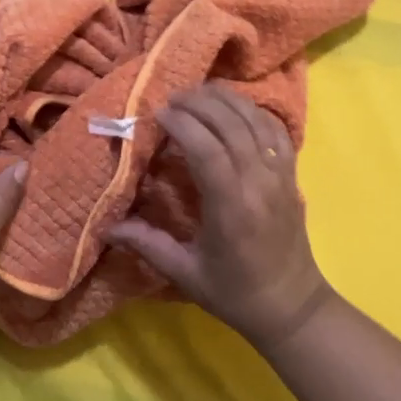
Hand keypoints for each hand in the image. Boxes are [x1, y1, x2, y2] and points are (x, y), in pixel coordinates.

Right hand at [107, 84, 331, 348]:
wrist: (293, 307)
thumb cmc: (235, 293)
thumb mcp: (186, 274)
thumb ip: (148, 244)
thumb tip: (107, 227)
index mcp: (232, 208)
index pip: (207, 149)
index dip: (182, 124)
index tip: (158, 114)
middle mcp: (259, 183)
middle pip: (231, 124)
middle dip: (199, 103)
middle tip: (172, 99)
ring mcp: (281, 175)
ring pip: (255, 119)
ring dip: (225, 99)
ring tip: (198, 93)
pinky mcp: (292, 173)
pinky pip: (276, 129)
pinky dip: (254, 110)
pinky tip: (233, 106)